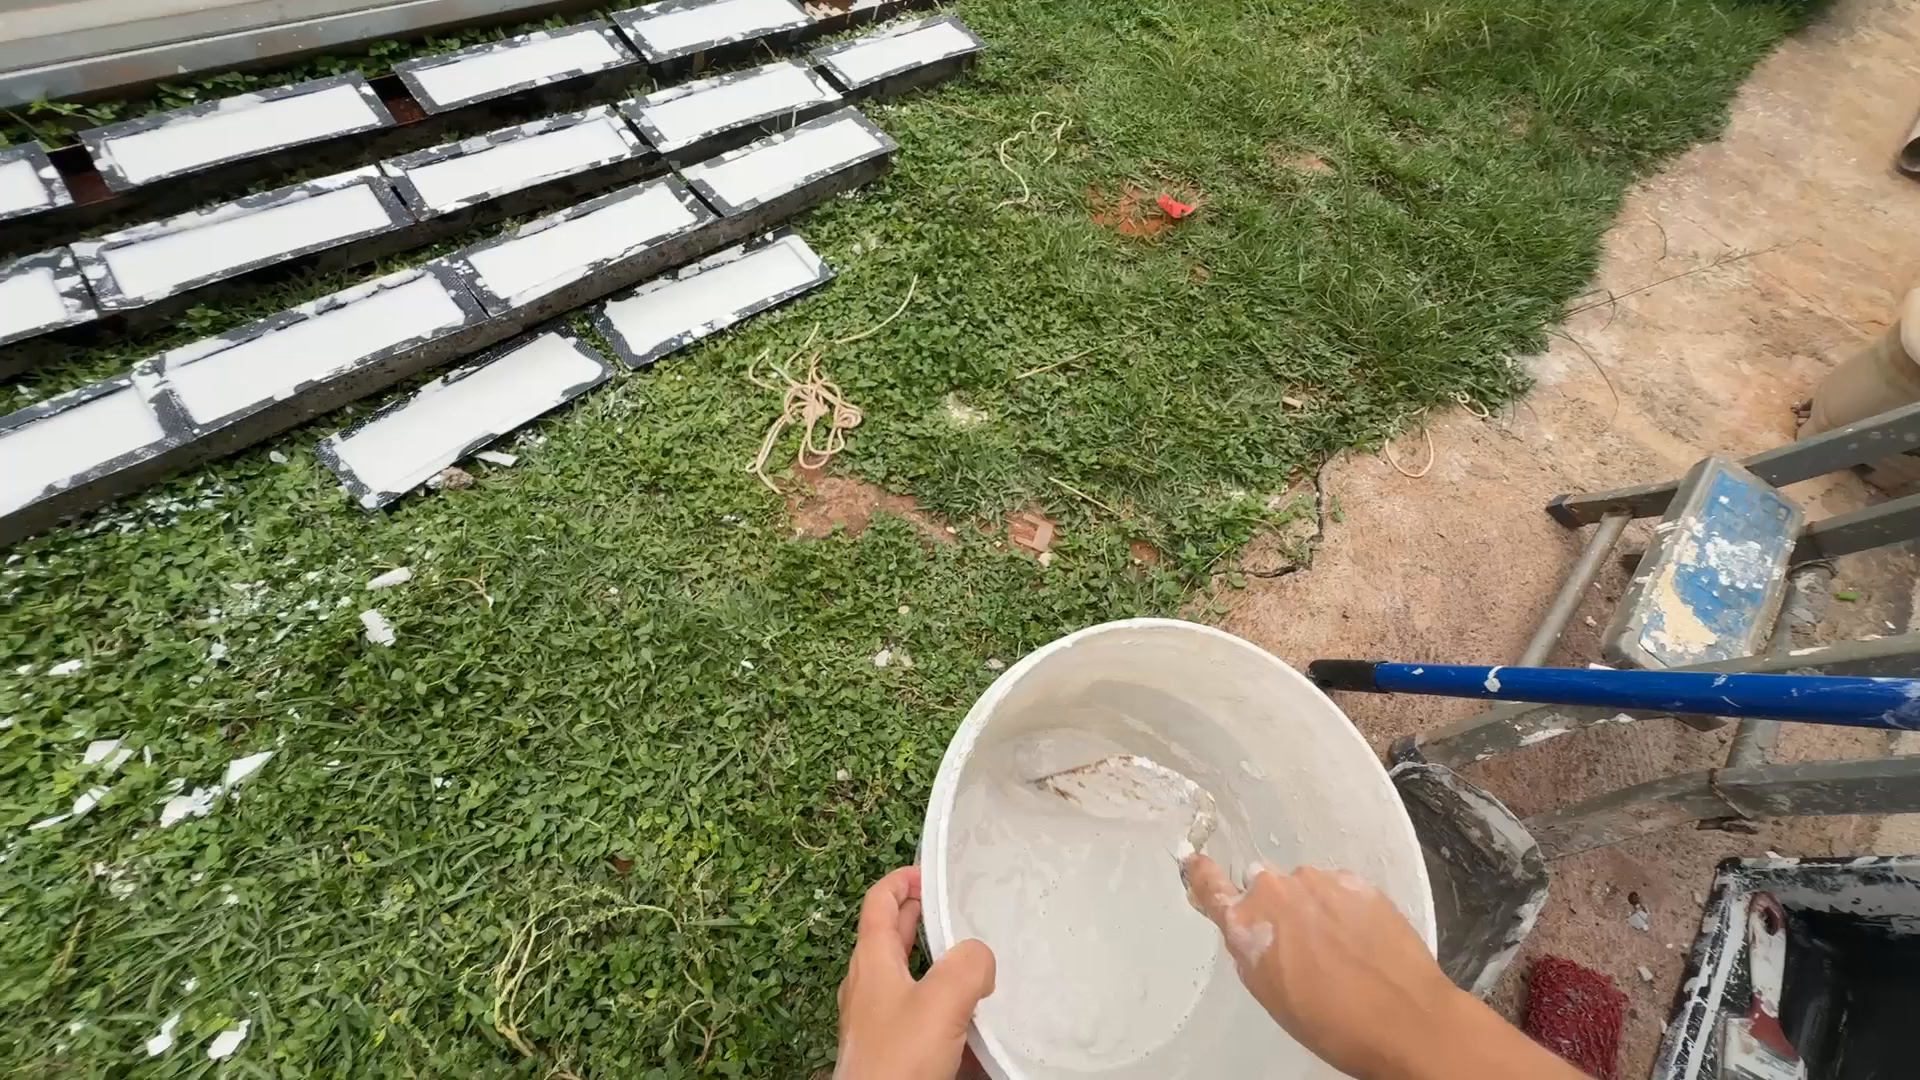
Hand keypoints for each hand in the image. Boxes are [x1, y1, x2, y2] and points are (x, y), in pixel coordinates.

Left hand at [835, 867, 996, 1079]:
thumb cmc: (900, 1059)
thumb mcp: (942, 1000)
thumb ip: (967, 965)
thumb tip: (979, 957)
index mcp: (872, 959)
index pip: (879, 901)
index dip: (902, 879)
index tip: (931, 873)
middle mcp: (869, 985)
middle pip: (891, 935)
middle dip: (920, 917)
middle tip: (954, 909)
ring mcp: (875, 1021)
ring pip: (905, 976)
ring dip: (932, 962)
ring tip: (969, 961)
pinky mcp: (889, 1053)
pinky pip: (914, 1015)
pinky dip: (937, 1005)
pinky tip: (968, 1022)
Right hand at [1183, 856, 1583, 1079]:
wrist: (1412, 1024)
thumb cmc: (1336, 1025)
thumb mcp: (1272, 994)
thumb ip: (1249, 948)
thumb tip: (1246, 925)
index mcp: (1245, 920)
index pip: (1207, 882)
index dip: (1200, 873)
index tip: (1196, 862)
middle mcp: (1273, 888)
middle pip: (1262, 887)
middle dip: (1275, 907)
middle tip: (1301, 946)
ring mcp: (1316, 881)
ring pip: (1303, 887)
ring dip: (1312, 908)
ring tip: (1341, 950)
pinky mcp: (1356, 882)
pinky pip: (1338, 889)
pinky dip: (1345, 909)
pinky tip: (1364, 942)